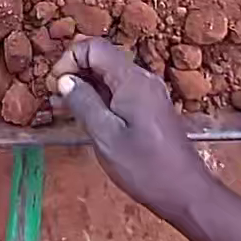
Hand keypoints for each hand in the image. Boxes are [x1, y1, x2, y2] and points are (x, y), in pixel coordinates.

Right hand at [50, 37, 215, 217]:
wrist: (186, 193)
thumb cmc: (145, 167)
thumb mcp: (105, 135)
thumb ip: (83, 103)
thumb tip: (65, 80)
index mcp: (132, 79)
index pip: (95, 47)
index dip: (70, 59)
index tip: (56, 84)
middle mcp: (142, 79)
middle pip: (102, 59)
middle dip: (75, 71)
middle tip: (55, 96)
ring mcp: (147, 93)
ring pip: (109, 76)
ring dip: (84, 86)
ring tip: (62, 105)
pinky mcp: (149, 108)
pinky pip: (119, 91)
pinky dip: (99, 97)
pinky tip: (84, 115)